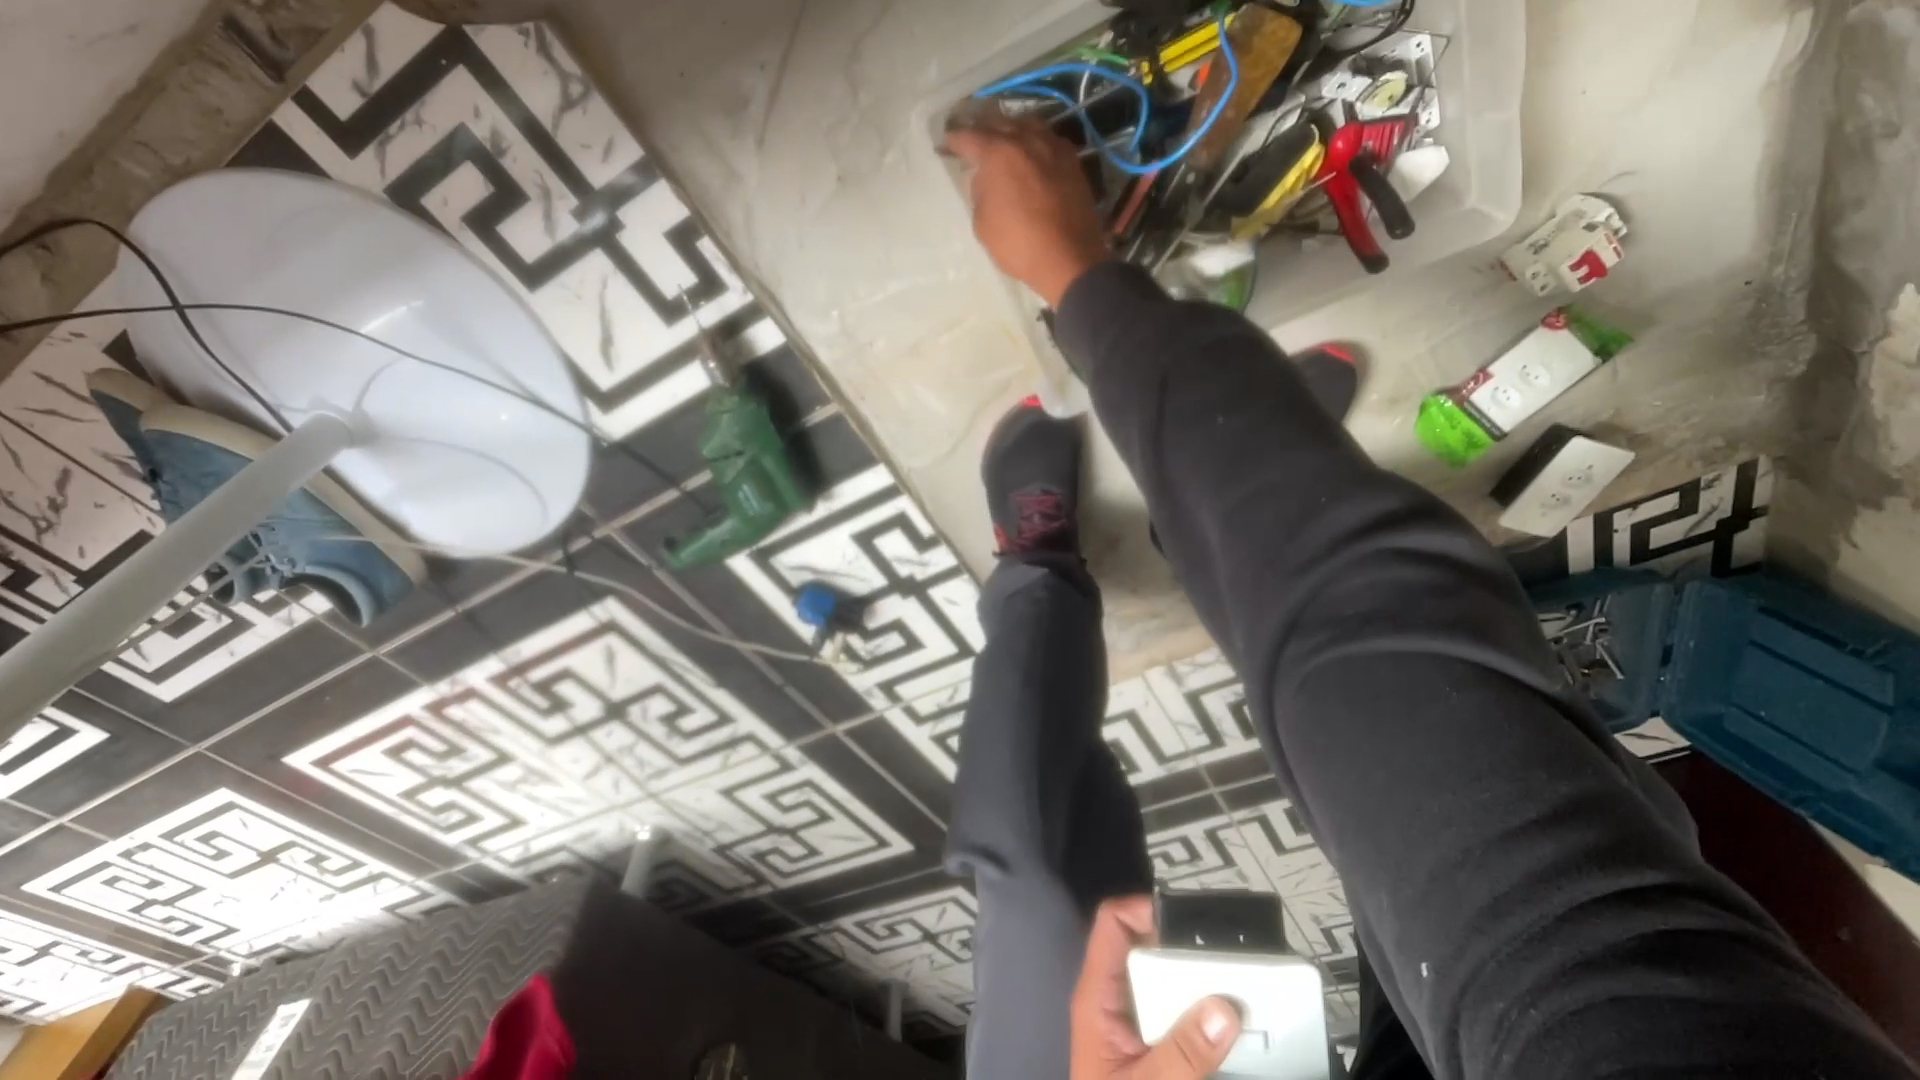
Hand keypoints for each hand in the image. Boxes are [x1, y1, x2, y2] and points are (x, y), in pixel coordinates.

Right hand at [945, 118, 1112, 308]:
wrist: (1069, 259)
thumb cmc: (1018, 244)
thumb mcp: (982, 223)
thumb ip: (979, 192)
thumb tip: (986, 178)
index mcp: (998, 153)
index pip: (969, 137)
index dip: (954, 140)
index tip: (946, 144)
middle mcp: (1026, 140)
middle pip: (999, 123)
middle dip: (982, 130)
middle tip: (973, 140)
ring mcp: (1053, 147)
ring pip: (1027, 126)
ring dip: (1011, 131)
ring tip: (1003, 142)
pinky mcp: (1072, 161)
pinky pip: (1048, 141)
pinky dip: (1035, 143)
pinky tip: (1032, 154)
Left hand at [1071, 896, 1241, 1079]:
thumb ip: (1184, 1053)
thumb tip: (1224, 1006)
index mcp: (1097, 996)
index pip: (1112, 925)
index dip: (1146, 908)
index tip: (1193, 920)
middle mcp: (1114, 1000)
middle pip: (1150, 950)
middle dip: (1191, 951)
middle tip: (1237, 957)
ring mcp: (1135, 1023)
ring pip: (1171, 984)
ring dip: (1205, 985)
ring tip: (1250, 987)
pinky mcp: (1154, 1046)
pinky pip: (1182, 1016)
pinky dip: (1208, 1015)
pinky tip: (1240, 1026)